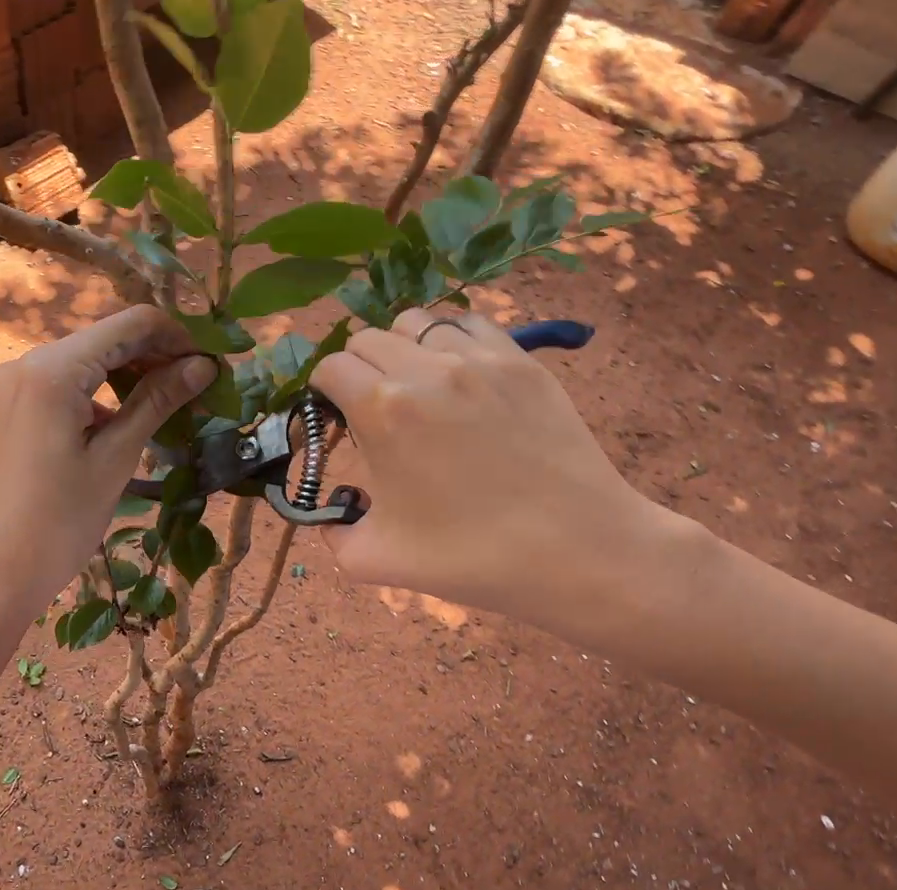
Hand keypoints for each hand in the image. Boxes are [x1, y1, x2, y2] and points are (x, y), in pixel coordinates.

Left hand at [0, 306, 212, 619]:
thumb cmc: (59, 522)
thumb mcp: (115, 459)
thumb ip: (157, 402)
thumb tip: (203, 365)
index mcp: (52, 369)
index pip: (130, 324)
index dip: (178, 336)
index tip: (215, 363)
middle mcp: (26, 362)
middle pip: (106, 339)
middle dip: (156, 357)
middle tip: (201, 388)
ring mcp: (12, 385)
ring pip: (85, 362)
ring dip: (130, 376)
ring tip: (173, 405)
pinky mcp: (9, 408)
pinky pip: (64, 386)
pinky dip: (99, 396)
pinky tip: (129, 421)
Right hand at [307, 309, 665, 619]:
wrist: (574, 551)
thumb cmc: (467, 558)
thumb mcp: (370, 559)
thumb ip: (329, 530)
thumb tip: (328, 509)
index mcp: (383, 409)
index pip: (330, 367)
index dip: (322, 394)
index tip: (334, 423)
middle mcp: (426, 368)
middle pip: (367, 339)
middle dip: (356, 370)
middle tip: (369, 411)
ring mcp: (480, 359)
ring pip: (416, 323)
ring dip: (400, 350)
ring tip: (412, 390)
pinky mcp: (522, 362)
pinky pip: (469, 327)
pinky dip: (449, 344)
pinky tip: (456, 382)